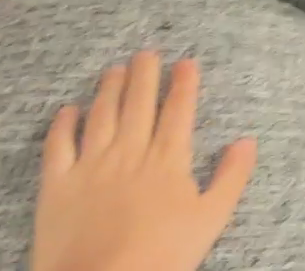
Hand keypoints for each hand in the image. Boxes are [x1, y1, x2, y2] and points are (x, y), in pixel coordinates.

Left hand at [32, 52, 255, 270]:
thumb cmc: (160, 256)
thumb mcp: (210, 219)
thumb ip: (231, 177)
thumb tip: (248, 141)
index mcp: (168, 158)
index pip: (179, 109)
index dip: (184, 83)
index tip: (186, 62)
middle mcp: (130, 151)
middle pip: (139, 102)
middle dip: (145, 74)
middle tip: (146, 53)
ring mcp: (91, 166)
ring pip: (102, 115)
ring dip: (109, 89)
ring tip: (114, 69)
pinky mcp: (56, 186)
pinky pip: (58, 146)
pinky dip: (63, 124)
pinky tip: (68, 109)